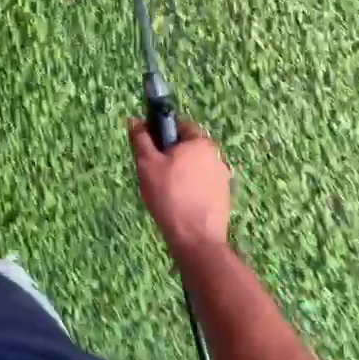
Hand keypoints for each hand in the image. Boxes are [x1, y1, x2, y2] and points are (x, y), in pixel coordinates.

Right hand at [128, 117, 231, 259]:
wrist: (196, 240)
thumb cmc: (169, 196)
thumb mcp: (147, 164)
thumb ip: (140, 139)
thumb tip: (134, 119)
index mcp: (201, 142)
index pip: (180, 124)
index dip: (161, 132)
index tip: (149, 148)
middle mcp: (217, 156)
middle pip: (188, 147)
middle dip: (171, 155)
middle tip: (153, 171)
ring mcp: (223, 178)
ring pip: (195, 167)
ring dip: (181, 173)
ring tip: (164, 191)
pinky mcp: (224, 198)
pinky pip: (202, 185)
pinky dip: (191, 189)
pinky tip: (178, 203)